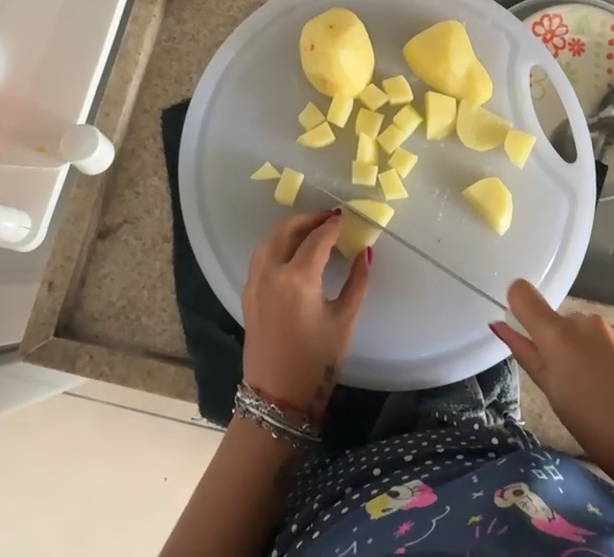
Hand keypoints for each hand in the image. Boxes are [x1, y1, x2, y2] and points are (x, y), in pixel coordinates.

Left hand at [241, 210, 371, 414]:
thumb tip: (365, 253)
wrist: (278, 396)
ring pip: (269, 240)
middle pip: (286, 230)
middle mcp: (271, 272)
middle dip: (308, 219)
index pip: (317, 238)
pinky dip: (277, 245)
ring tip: (312, 231)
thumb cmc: (316, 362)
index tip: (346, 217)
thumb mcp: (345, 320)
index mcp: (297, 277)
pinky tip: (293, 252)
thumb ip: (358, 282)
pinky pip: (261, 256)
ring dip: (290, 229)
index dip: (333, 225)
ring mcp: (254, 282)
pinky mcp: (248, 294)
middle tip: (329, 219)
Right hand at [492, 280, 613, 469]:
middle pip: (565, 323)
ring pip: (597, 334)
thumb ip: (527, 355)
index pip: (523, 294)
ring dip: (598, 353)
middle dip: (568, 346)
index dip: (520, 304)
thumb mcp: (555, 397)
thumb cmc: (599, 431)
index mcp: (558, 336)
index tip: (527, 327)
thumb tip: (500, 325)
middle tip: (580, 385)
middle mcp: (588, 322)